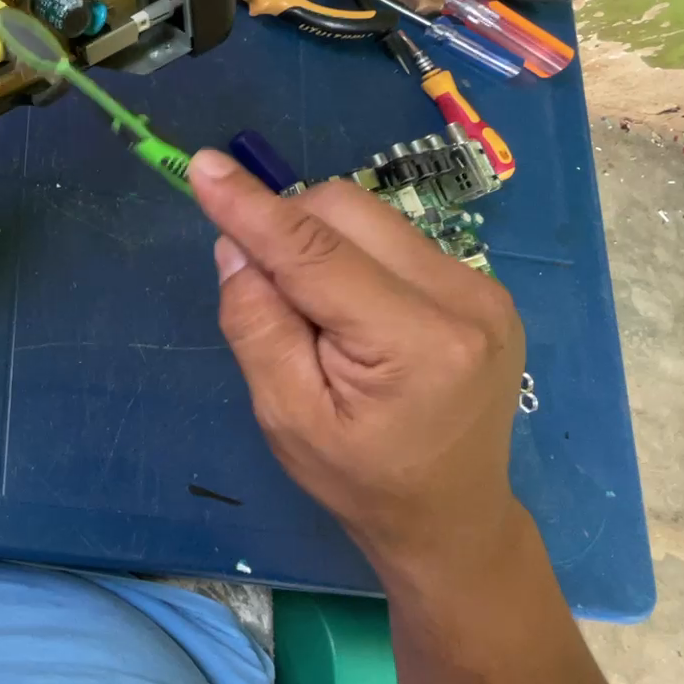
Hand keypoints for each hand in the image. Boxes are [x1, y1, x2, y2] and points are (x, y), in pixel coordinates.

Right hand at [188, 150, 529, 580]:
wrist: (449, 515)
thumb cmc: (356, 477)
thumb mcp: (284, 414)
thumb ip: (257, 325)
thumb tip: (236, 247)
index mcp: (416, 342)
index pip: (315, 253)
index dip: (253, 208)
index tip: (203, 168)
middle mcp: (463, 297)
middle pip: (346, 212)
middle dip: (284, 226)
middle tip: (261, 289)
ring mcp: (480, 286)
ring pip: (366, 215)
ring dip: (312, 241)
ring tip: (309, 315)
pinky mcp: (477, 285)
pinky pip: (386, 236)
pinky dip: (342, 254)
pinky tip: (342, 310)